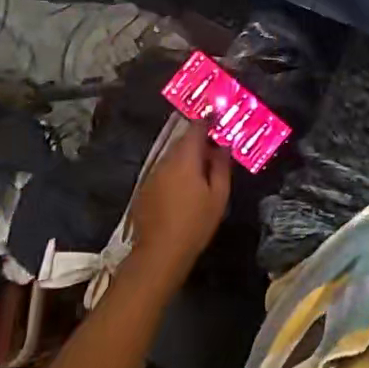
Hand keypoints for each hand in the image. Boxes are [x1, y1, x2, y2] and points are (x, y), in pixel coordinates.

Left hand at [125, 122, 231, 285]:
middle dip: (199, 138)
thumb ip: (221, 166)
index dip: (208, 119)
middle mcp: (165, 159)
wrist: (160, 252)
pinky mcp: (145, 186)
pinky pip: (165, 168)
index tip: (219, 115)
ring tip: (204, 164)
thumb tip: (223, 145)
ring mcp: (152, 173)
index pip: (196, 127)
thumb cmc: (195, 223)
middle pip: (183, 140)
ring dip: (187, 154)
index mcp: (185, 158)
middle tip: (216, 141)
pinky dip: (176, 168)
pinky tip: (186, 184)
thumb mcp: (218, 195)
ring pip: (173, 154)